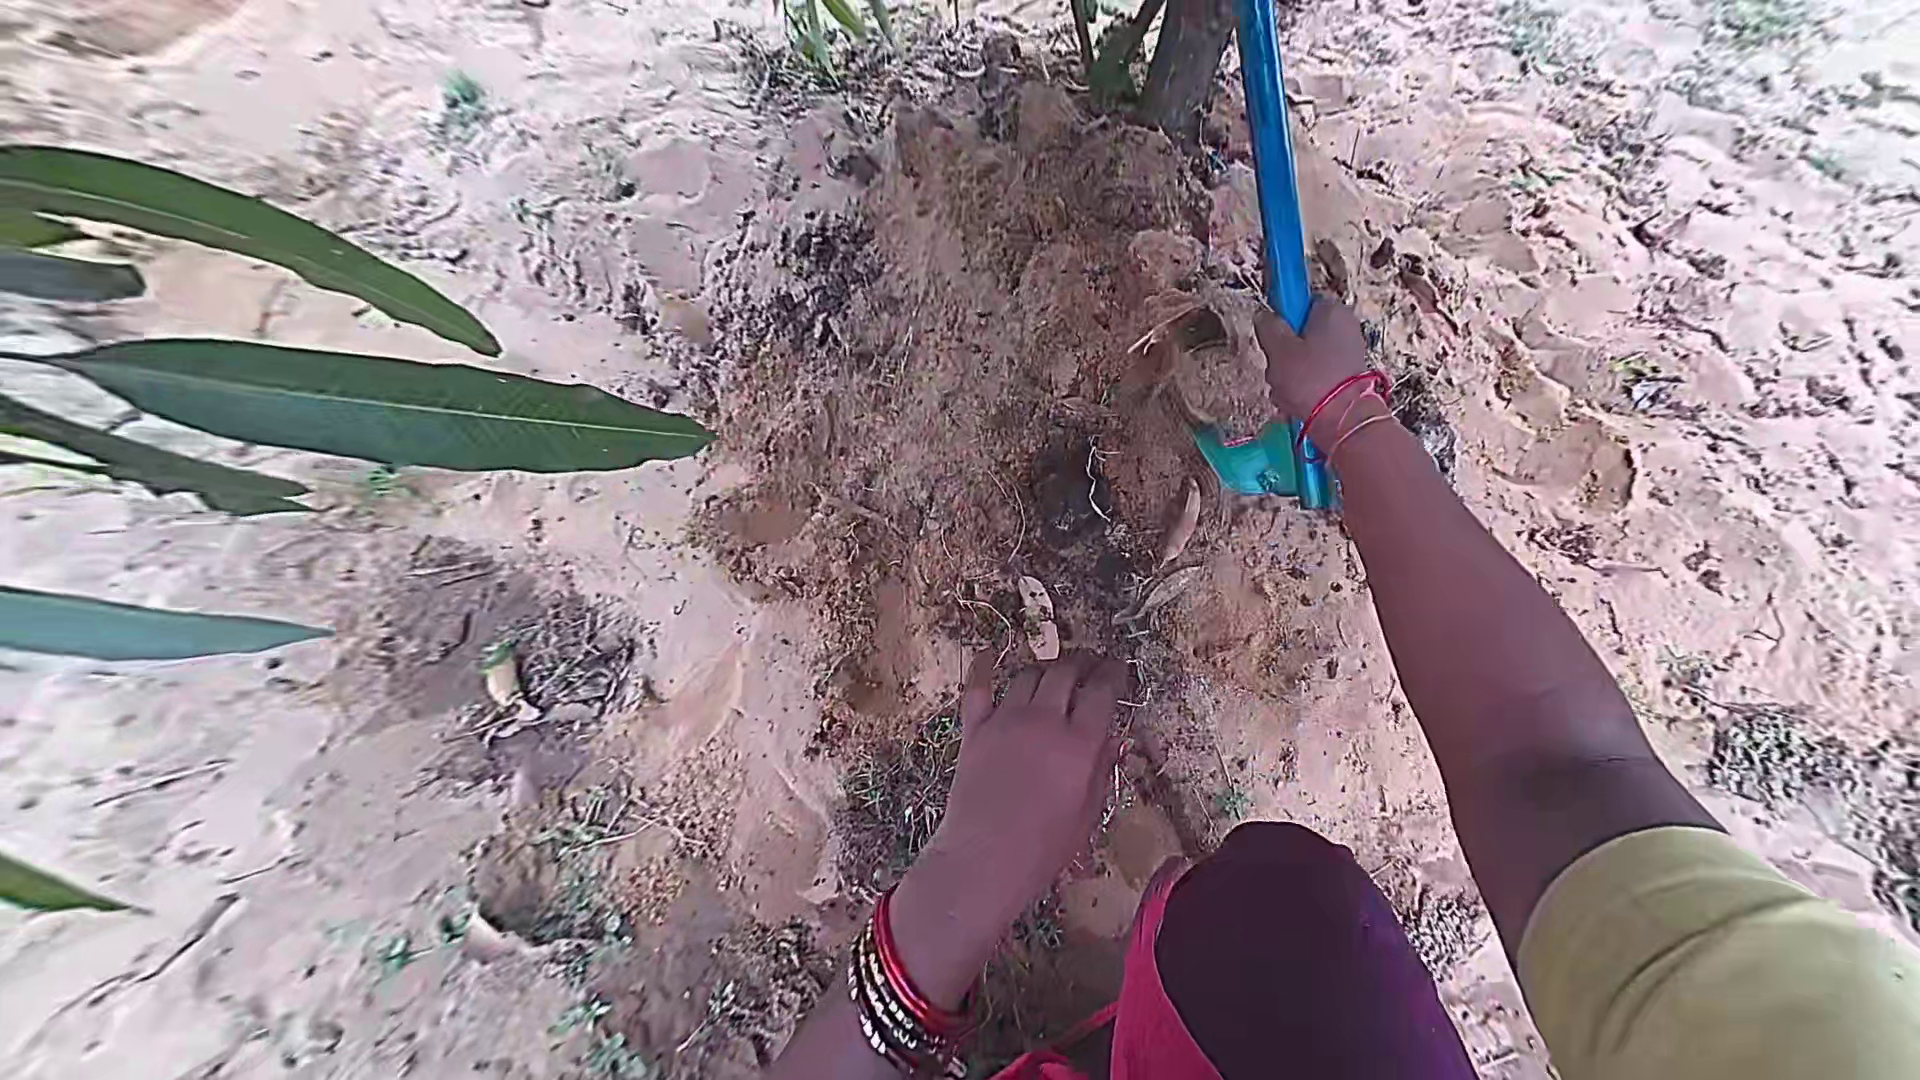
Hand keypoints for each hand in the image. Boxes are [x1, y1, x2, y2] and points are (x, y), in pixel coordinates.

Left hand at [886, 651, 1128, 1006]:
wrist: (983, 860)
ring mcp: (1005, 720)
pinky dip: (989, 676)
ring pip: (1028, 674)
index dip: (1113, 673)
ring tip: (1051, 677)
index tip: (1117, 668)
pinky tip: (994, 669)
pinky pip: (980, 689)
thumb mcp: (1087, 814)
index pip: (1102, 691)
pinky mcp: (975, 728)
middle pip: (1065, 671)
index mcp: (1078, 743)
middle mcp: (1043, 721)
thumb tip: (1110, 737)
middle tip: (1088, 666)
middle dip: (1081, 663)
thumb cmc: (1043, 849)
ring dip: (1044, 671)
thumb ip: (1099, 768)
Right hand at [1255, 297, 1372, 443]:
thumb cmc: (1309, 378)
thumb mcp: (1278, 349)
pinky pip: (1314, 372)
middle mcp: (1344, 325)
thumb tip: (1264, 314)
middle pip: (1301, 331)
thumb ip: (1269, 327)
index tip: (1272, 334)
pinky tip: (1294, 397)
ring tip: (1284, 387)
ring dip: (1289, 370)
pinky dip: (1302, 384)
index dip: (1283, 317)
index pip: (1302, 300)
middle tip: (1276, 365)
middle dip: (1284, 349)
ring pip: (1305, 354)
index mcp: (1330, 310)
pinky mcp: (1346, 374)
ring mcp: (1347, 350)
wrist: (1341, 418)